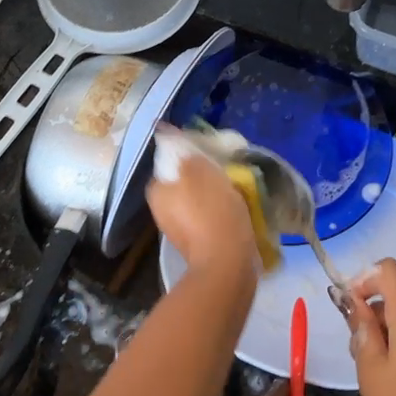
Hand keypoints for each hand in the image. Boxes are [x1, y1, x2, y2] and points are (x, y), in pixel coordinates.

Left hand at [146, 139, 258, 278]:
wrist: (227, 264)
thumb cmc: (211, 211)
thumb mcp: (198, 168)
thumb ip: (182, 148)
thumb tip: (166, 130)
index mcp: (157, 190)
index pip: (170, 161)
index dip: (191, 153)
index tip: (212, 153)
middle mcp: (161, 211)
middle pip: (185, 181)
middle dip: (204, 174)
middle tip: (228, 169)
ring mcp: (179, 231)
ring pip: (198, 200)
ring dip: (214, 193)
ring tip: (238, 189)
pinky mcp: (198, 246)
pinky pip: (209, 218)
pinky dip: (220, 213)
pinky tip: (237, 211)